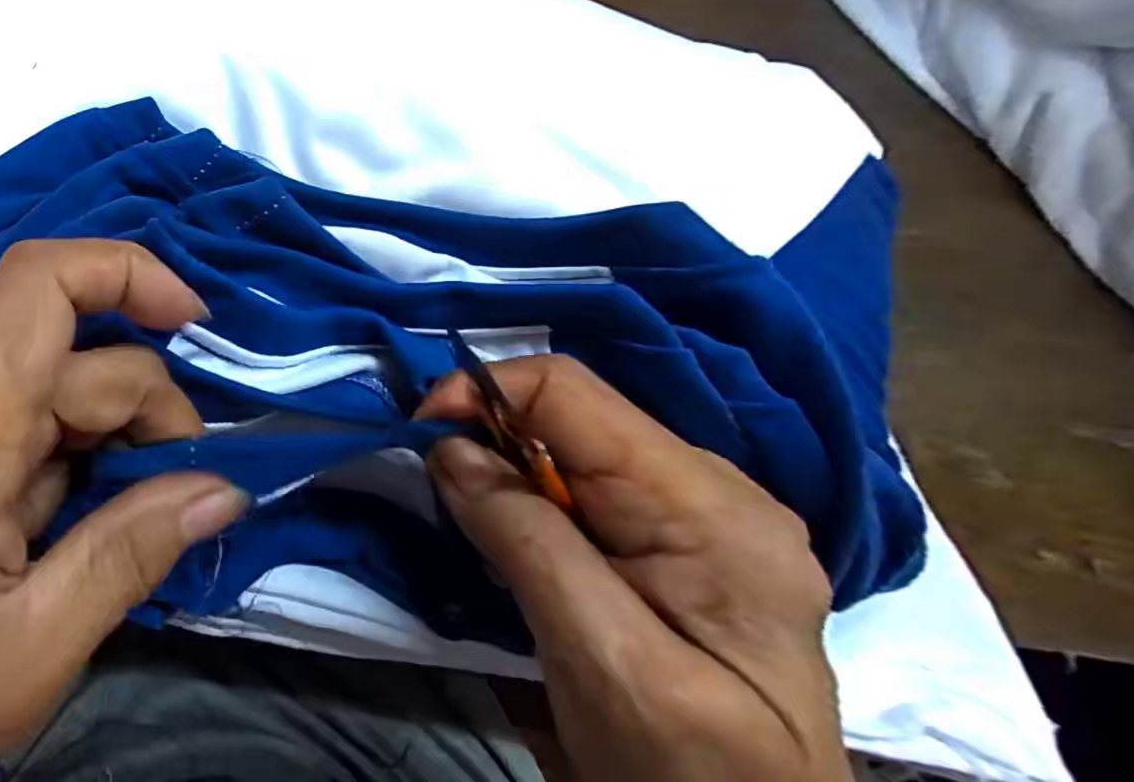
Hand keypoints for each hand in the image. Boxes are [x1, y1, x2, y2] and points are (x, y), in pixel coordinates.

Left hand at [0, 240, 249, 781]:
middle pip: (91, 355)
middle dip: (156, 414)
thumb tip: (223, 490)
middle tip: (180, 499)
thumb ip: (129, 555)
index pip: (43, 280)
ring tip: (136, 519)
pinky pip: (49, 411)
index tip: (196, 323)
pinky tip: (94, 515)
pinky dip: (94, 448)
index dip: (129, 271)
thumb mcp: (24, 649)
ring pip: (77, 381)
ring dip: (128, 436)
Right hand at [419, 356, 850, 781]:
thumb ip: (526, 542)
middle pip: (569, 415)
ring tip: (493, 545)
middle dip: (493, 440)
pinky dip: (532, 502)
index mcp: (707, 505)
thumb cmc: (689, 774)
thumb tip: (449, 451)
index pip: (570, 390)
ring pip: (569, 446)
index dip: (484, 390)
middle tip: (452, 502)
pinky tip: (531, 556)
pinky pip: (582, 483)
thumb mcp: (602, 664)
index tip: (423, 431)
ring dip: (508, 476)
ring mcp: (698, 509)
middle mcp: (710, 486)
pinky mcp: (676, 535)